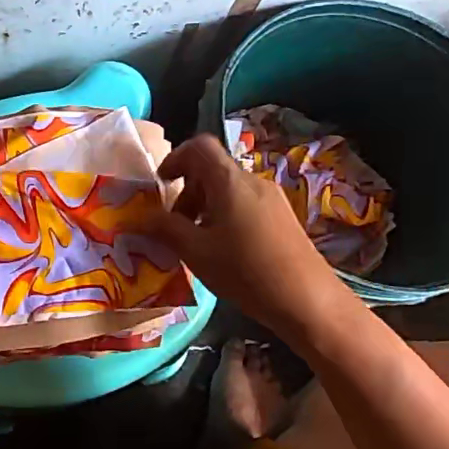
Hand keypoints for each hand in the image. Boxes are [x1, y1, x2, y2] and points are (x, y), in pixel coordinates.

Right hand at [149, 135, 349, 332]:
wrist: (308, 301)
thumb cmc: (245, 271)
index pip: (199, 146)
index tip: (161, 185)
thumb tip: (140, 216)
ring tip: (197, 242)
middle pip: (212, 170)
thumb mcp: (195, 252)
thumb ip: (165, 228)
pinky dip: (225, 216)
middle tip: (175, 225)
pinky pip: (245, 204)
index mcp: (229, 181)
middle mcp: (253, 181)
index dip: (175, 159)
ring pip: (228, 189)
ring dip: (205, 207)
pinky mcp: (283, 217)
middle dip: (187, 192)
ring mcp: (272, 199)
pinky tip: (224, 250)